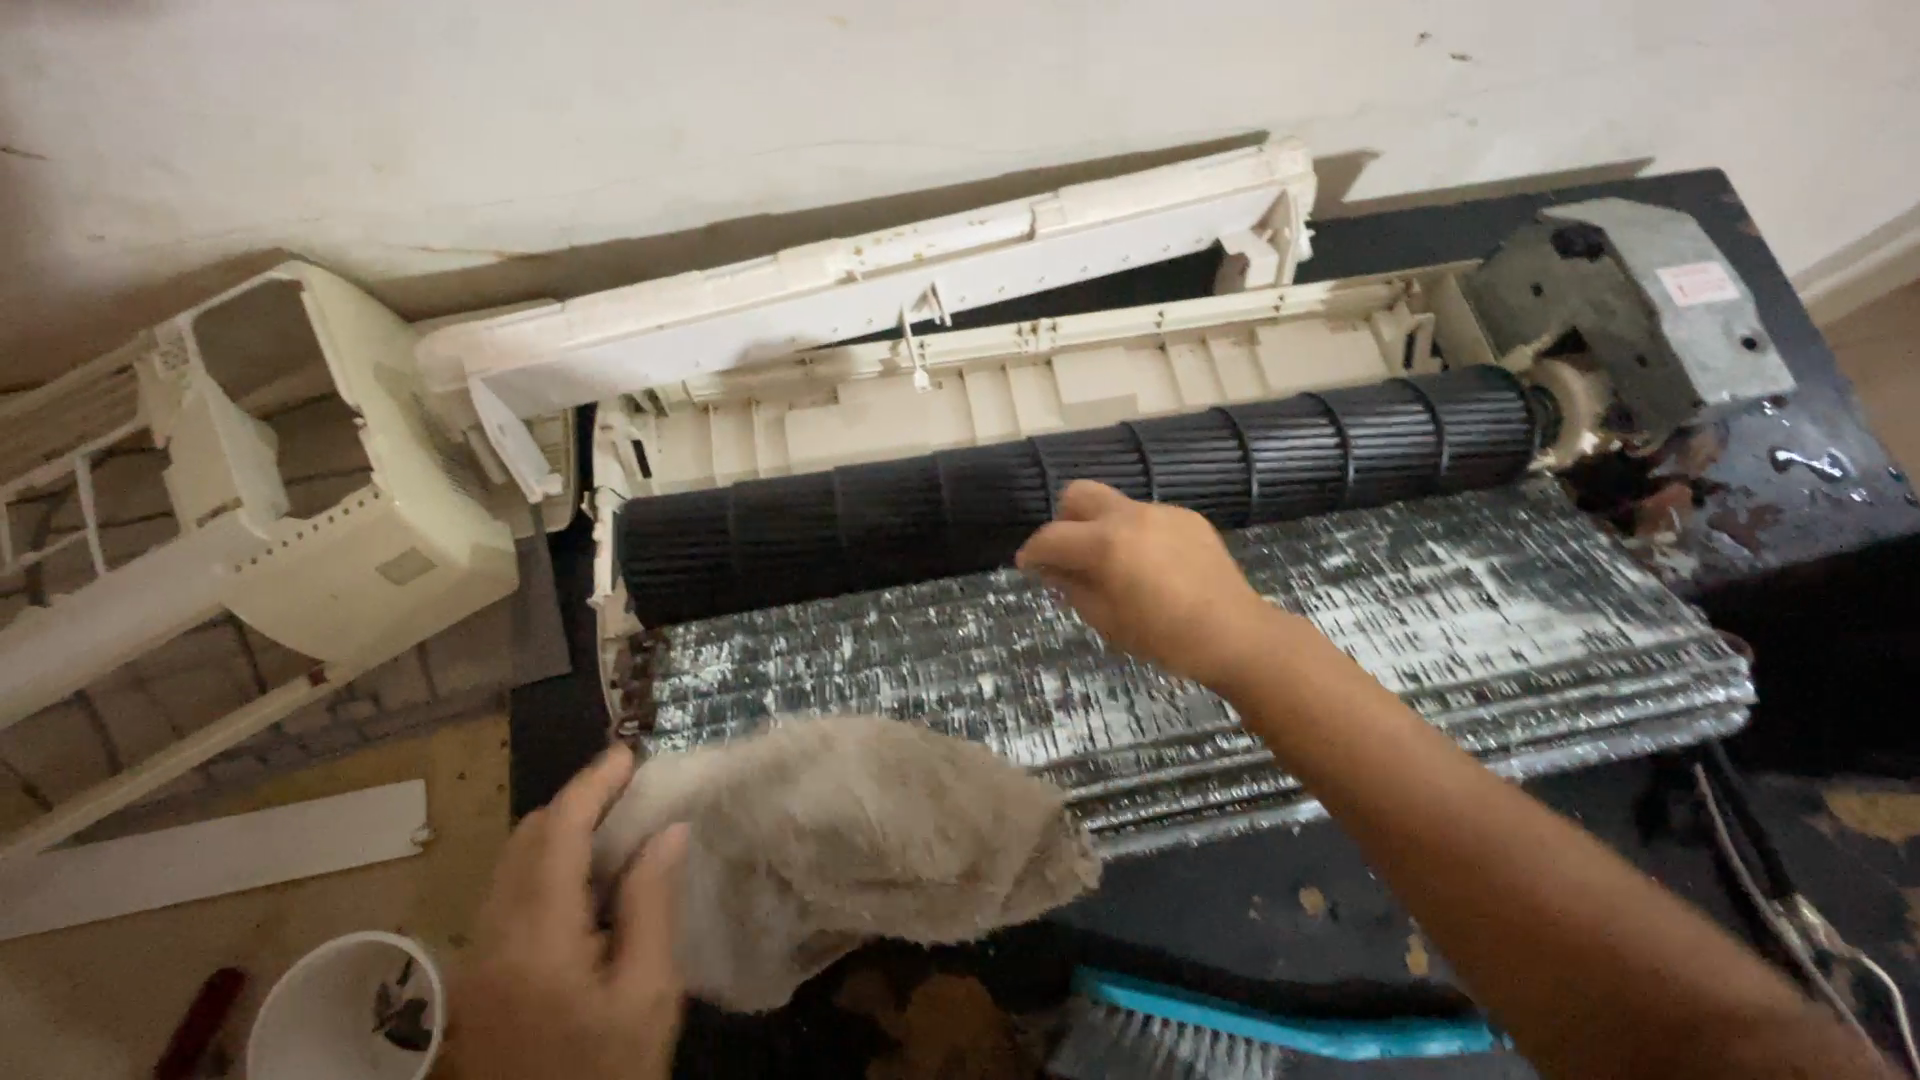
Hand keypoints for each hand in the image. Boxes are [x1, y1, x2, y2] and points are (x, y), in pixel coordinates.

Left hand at [449, 746, 688, 1079]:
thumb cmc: (607, 1075)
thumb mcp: (648, 995)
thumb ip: (652, 905)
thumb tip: (667, 831)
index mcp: (537, 940)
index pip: (557, 833)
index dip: (593, 785)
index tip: (629, 753)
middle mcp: (491, 940)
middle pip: (524, 841)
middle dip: (575, 802)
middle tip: (632, 789)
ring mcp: (477, 962)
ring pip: (510, 866)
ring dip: (558, 832)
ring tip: (617, 824)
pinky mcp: (478, 982)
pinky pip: (508, 897)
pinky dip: (545, 867)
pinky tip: (587, 881)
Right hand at [1015, 480, 1280, 688]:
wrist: (1234, 634)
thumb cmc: (1163, 637)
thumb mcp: (1105, 619)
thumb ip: (1070, 586)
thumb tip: (1050, 569)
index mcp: (1106, 543)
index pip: (1052, 536)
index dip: (1033, 552)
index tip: (1026, 565)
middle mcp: (1130, 516)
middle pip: (1078, 494)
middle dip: (1064, 520)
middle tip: (1068, 554)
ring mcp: (1162, 513)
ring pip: (1114, 505)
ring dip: (1101, 527)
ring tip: (1114, 566)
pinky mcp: (1188, 518)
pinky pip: (1147, 517)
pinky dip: (1134, 534)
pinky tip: (1150, 568)